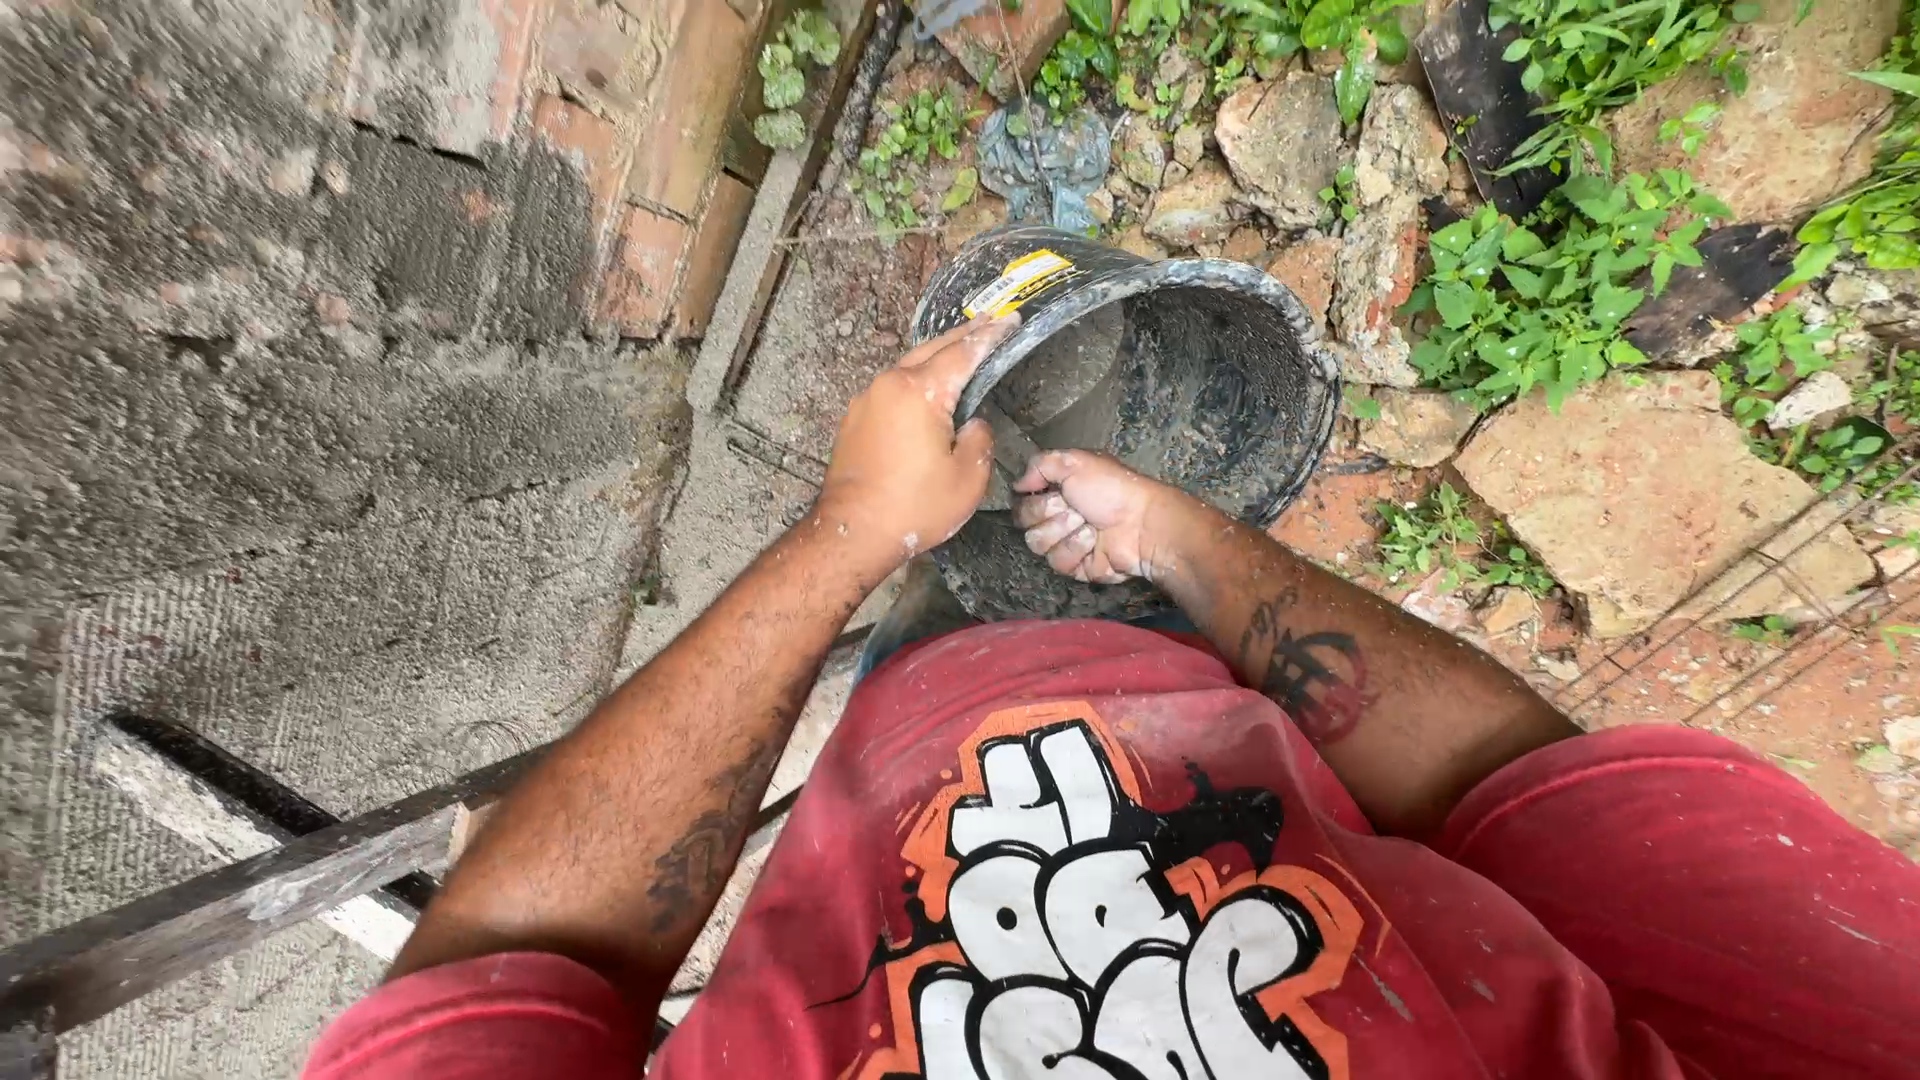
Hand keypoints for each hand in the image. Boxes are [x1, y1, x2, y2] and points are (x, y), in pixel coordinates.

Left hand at [816, 314, 1018, 569]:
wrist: (852, 532)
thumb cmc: (913, 507)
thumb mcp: (967, 478)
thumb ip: (979, 439)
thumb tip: (972, 424)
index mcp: (918, 392)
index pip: (963, 354)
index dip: (991, 336)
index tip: (1011, 321)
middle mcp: (888, 386)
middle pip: (932, 350)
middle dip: (964, 336)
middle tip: (991, 323)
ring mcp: (866, 401)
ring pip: (908, 367)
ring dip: (936, 357)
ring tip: (961, 351)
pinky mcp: (855, 420)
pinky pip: (892, 389)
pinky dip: (915, 380)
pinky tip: (927, 389)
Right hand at [1011, 450, 1190, 583]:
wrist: (1141, 524)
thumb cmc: (1112, 489)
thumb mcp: (1075, 462)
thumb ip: (1040, 464)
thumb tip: (1018, 484)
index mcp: (1057, 492)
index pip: (1021, 501)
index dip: (1032, 498)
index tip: (1051, 492)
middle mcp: (1057, 518)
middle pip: (1025, 523)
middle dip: (1049, 512)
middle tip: (1076, 508)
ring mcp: (1065, 544)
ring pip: (1038, 544)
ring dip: (1064, 531)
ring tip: (1089, 525)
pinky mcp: (1075, 567)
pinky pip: (1058, 562)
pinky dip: (1076, 549)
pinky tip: (1094, 542)